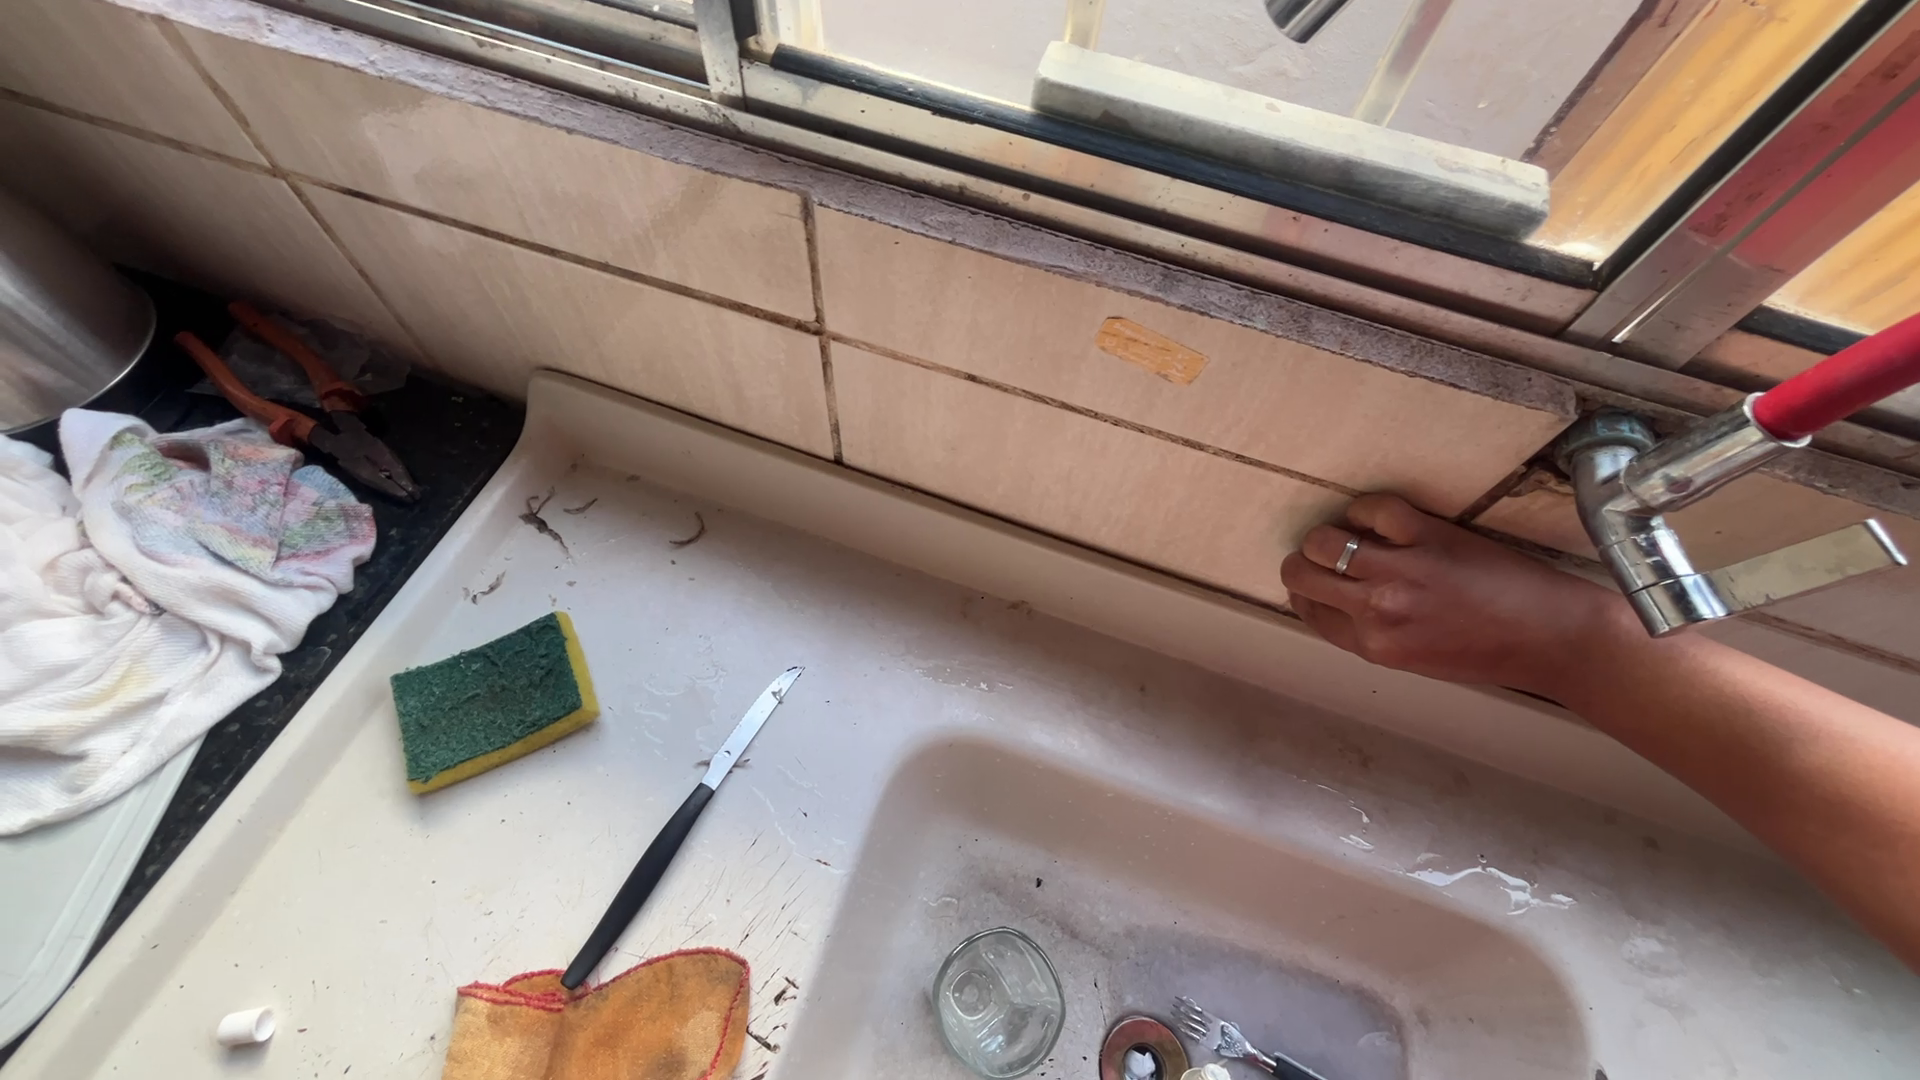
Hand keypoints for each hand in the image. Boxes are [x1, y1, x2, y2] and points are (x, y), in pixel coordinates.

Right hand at [1279, 494, 1637, 698]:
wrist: (1555, 637)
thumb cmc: (1488, 653)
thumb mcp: (1410, 659)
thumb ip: (1366, 633)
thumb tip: (1333, 600)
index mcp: (1371, 644)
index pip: (1306, 610)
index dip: (1303, 592)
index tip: (1313, 582)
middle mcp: (1375, 609)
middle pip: (1300, 574)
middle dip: (1301, 563)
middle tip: (1318, 556)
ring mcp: (1400, 571)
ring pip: (1323, 541)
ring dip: (1326, 535)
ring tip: (1346, 534)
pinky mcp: (1428, 536)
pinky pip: (1372, 510)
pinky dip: (1364, 510)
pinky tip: (1374, 518)